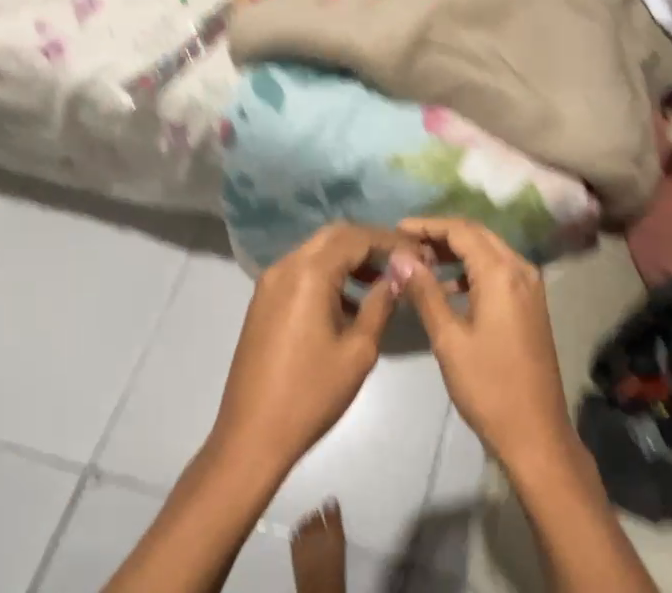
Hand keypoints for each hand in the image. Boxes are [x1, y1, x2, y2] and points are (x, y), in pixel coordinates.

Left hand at [210, 224, 416, 470]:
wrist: (251, 436)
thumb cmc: (311, 394)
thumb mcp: (359, 350)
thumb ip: (382, 303)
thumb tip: (400, 274)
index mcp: (309, 273)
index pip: (357, 237)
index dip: (392, 242)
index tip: (421, 255)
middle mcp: (285, 267)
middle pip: (335, 236)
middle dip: (370, 243)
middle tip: (403, 261)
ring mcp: (270, 284)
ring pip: (317, 251)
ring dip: (350, 257)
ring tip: (384, 280)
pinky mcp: (264, 303)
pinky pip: (302, 271)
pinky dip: (329, 274)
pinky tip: (352, 301)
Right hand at [394, 218, 572, 464]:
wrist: (535, 430)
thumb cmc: (488, 386)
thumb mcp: (449, 339)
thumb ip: (425, 292)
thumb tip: (401, 257)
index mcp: (502, 273)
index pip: (462, 230)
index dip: (428, 225)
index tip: (396, 229)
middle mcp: (521, 270)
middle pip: (478, 236)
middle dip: (441, 235)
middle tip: (404, 242)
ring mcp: (530, 288)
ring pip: (490, 253)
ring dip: (457, 252)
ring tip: (419, 262)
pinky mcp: (531, 305)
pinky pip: (499, 273)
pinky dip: (472, 272)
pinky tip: (447, 287)